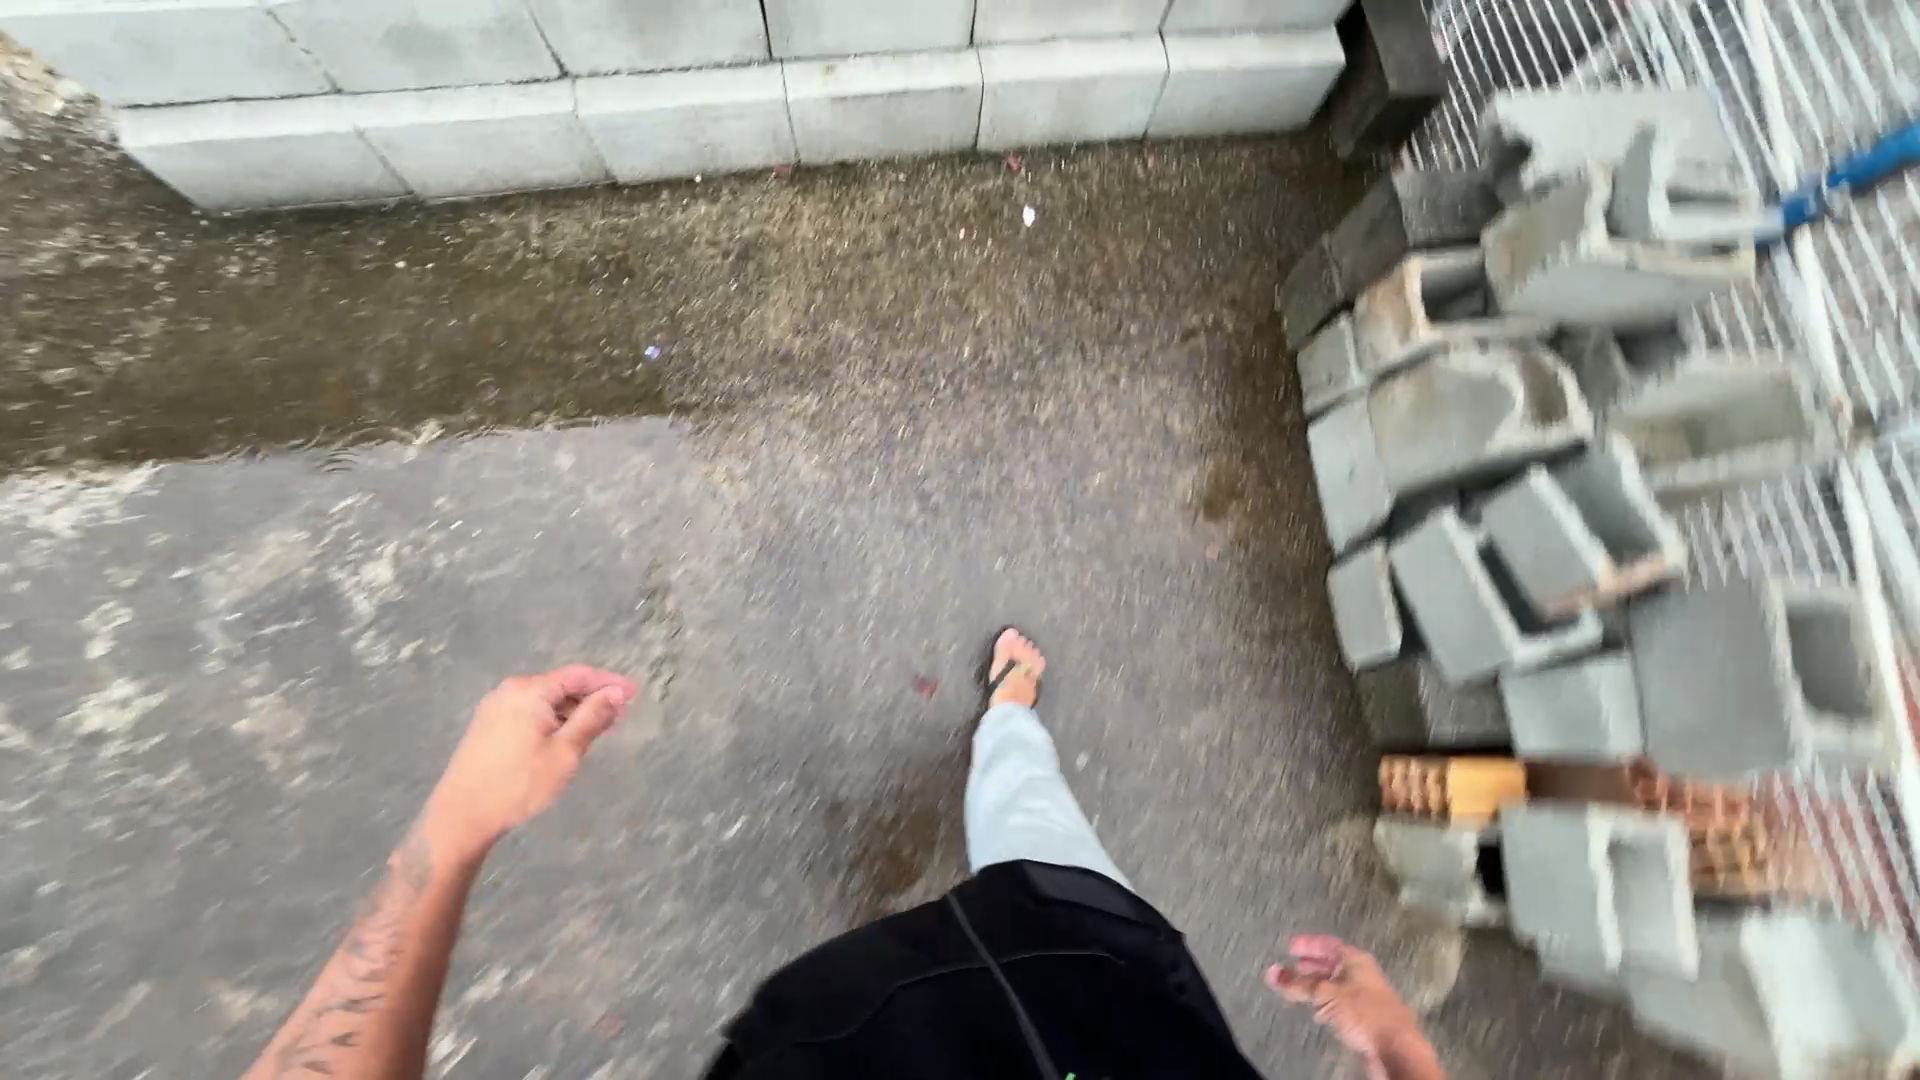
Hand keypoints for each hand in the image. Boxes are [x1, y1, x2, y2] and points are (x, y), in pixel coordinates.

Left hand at [423, 665, 639, 858]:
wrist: (460, 819)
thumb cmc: (519, 783)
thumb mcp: (565, 751)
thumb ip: (593, 716)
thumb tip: (615, 692)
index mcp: (529, 690)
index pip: (579, 676)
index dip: (609, 682)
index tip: (635, 692)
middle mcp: (509, 692)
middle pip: (562, 686)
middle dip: (593, 698)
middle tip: (621, 715)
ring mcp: (495, 709)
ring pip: (546, 701)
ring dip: (574, 711)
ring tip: (599, 729)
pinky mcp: (488, 727)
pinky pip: (531, 713)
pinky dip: (554, 720)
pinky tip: (567, 738)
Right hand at [1268, 936, 1434, 1075]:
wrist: (1398, 1050)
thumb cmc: (1362, 1012)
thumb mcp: (1326, 994)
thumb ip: (1298, 983)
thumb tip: (1271, 972)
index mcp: (1356, 960)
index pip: (1327, 943)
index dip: (1307, 943)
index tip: (1289, 945)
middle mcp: (1363, 974)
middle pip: (1332, 964)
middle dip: (1311, 965)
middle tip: (1292, 965)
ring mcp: (1367, 996)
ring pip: (1337, 985)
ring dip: (1318, 986)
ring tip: (1300, 989)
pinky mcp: (1368, 1018)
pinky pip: (1342, 1004)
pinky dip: (1328, 1004)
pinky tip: (1319, 1013)